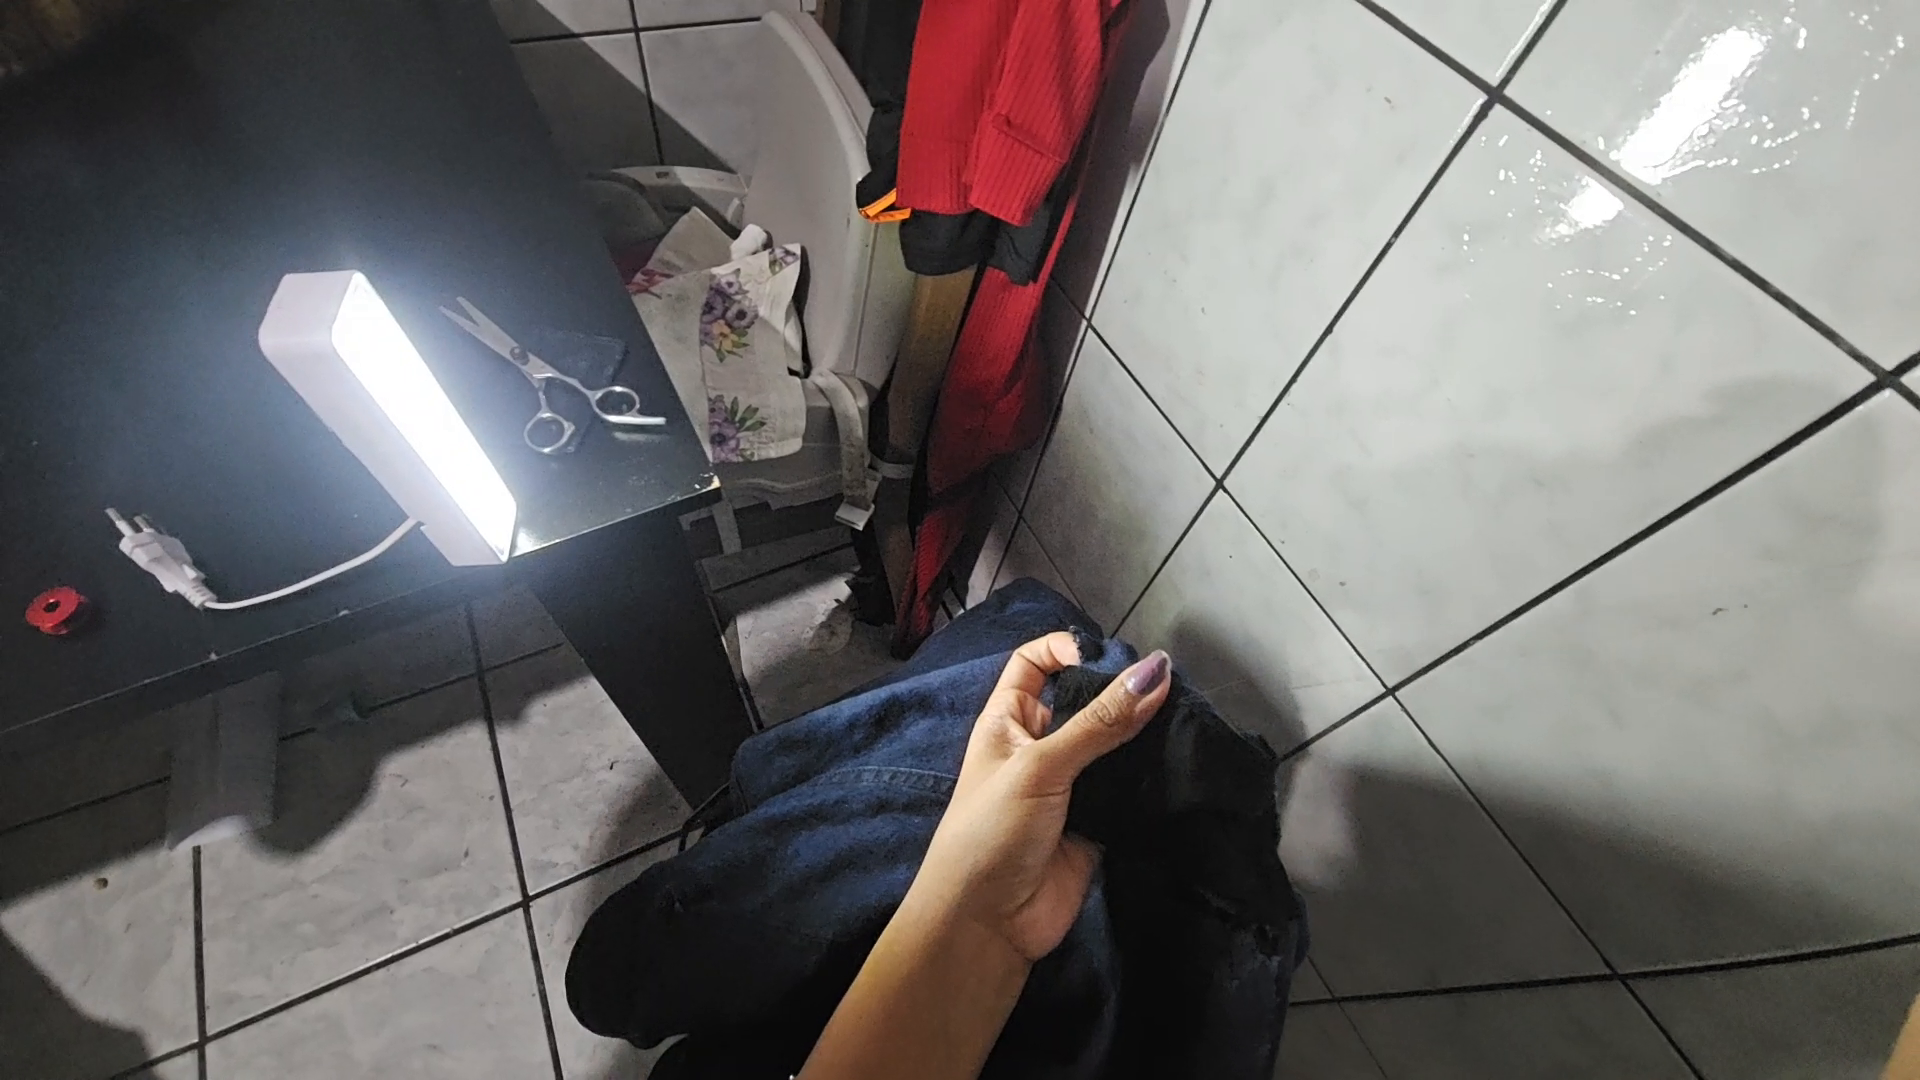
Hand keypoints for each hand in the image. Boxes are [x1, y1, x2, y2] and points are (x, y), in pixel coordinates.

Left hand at [906, 633, 1171, 962]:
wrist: (988, 925)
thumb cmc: (994, 829)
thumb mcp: (1041, 765)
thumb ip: (1101, 722)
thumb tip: (1156, 669)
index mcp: (1009, 719)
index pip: (1034, 662)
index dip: (1064, 648)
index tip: (1107, 655)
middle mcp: (1040, 744)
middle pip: (1084, 701)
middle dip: (1119, 693)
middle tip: (1168, 689)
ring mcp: (1070, 783)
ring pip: (1112, 744)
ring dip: (1142, 734)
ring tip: (1186, 719)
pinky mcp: (1097, 819)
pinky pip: (1128, 786)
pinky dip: (1151, 776)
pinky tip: (1182, 762)